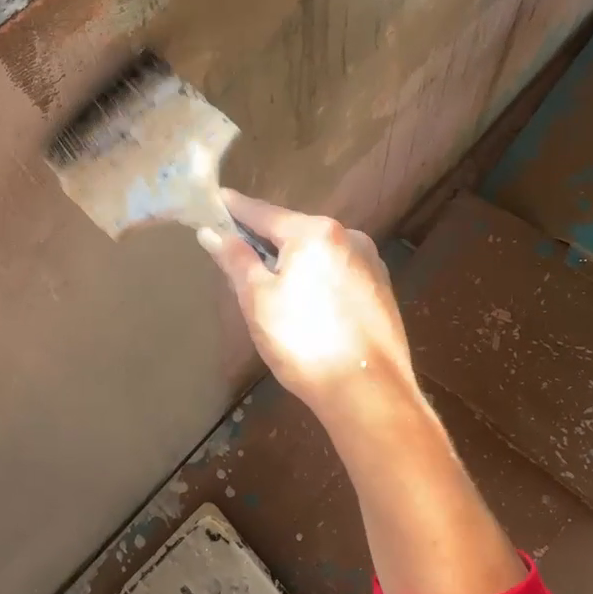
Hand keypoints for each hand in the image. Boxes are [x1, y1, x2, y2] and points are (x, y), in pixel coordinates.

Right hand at [199, 190, 416, 424]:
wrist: (369, 394)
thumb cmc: (303, 340)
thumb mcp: (257, 297)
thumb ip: (235, 258)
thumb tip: (210, 232)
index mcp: (314, 232)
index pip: (262, 212)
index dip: (234, 208)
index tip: (215, 199)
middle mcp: (347, 236)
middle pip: (292, 230)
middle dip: (264, 239)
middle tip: (235, 252)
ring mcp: (370, 262)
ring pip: (316, 251)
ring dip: (292, 260)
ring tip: (269, 283)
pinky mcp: (382, 290)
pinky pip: (336, 271)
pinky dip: (316, 277)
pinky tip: (306, 303)